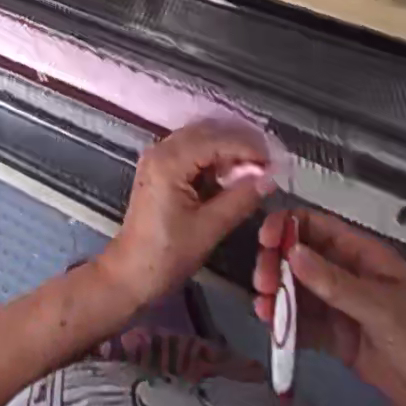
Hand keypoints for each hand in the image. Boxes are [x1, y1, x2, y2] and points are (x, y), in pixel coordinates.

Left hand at [96, 120, 274, 307]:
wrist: (131, 273)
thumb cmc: (168, 254)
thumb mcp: (209, 228)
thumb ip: (241, 198)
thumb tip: (270, 178)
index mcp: (169, 161)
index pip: (216, 140)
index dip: (248, 147)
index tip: (274, 161)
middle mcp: (161, 149)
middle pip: (207, 132)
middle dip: (240, 143)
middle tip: (269, 161)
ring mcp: (158, 156)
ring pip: (200, 138)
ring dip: (228, 148)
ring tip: (256, 166)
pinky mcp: (160, 167)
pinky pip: (192, 150)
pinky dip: (214, 157)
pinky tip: (233, 171)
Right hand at [252, 211, 405, 405]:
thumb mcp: (384, 309)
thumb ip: (336, 282)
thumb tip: (291, 250)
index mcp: (364, 254)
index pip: (317, 226)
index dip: (288, 227)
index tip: (264, 241)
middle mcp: (348, 274)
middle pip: (300, 257)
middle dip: (276, 264)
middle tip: (262, 284)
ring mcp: (343, 308)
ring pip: (299, 291)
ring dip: (278, 295)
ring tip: (264, 311)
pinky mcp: (339, 340)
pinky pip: (305, 324)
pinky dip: (286, 324)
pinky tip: (274, 329)